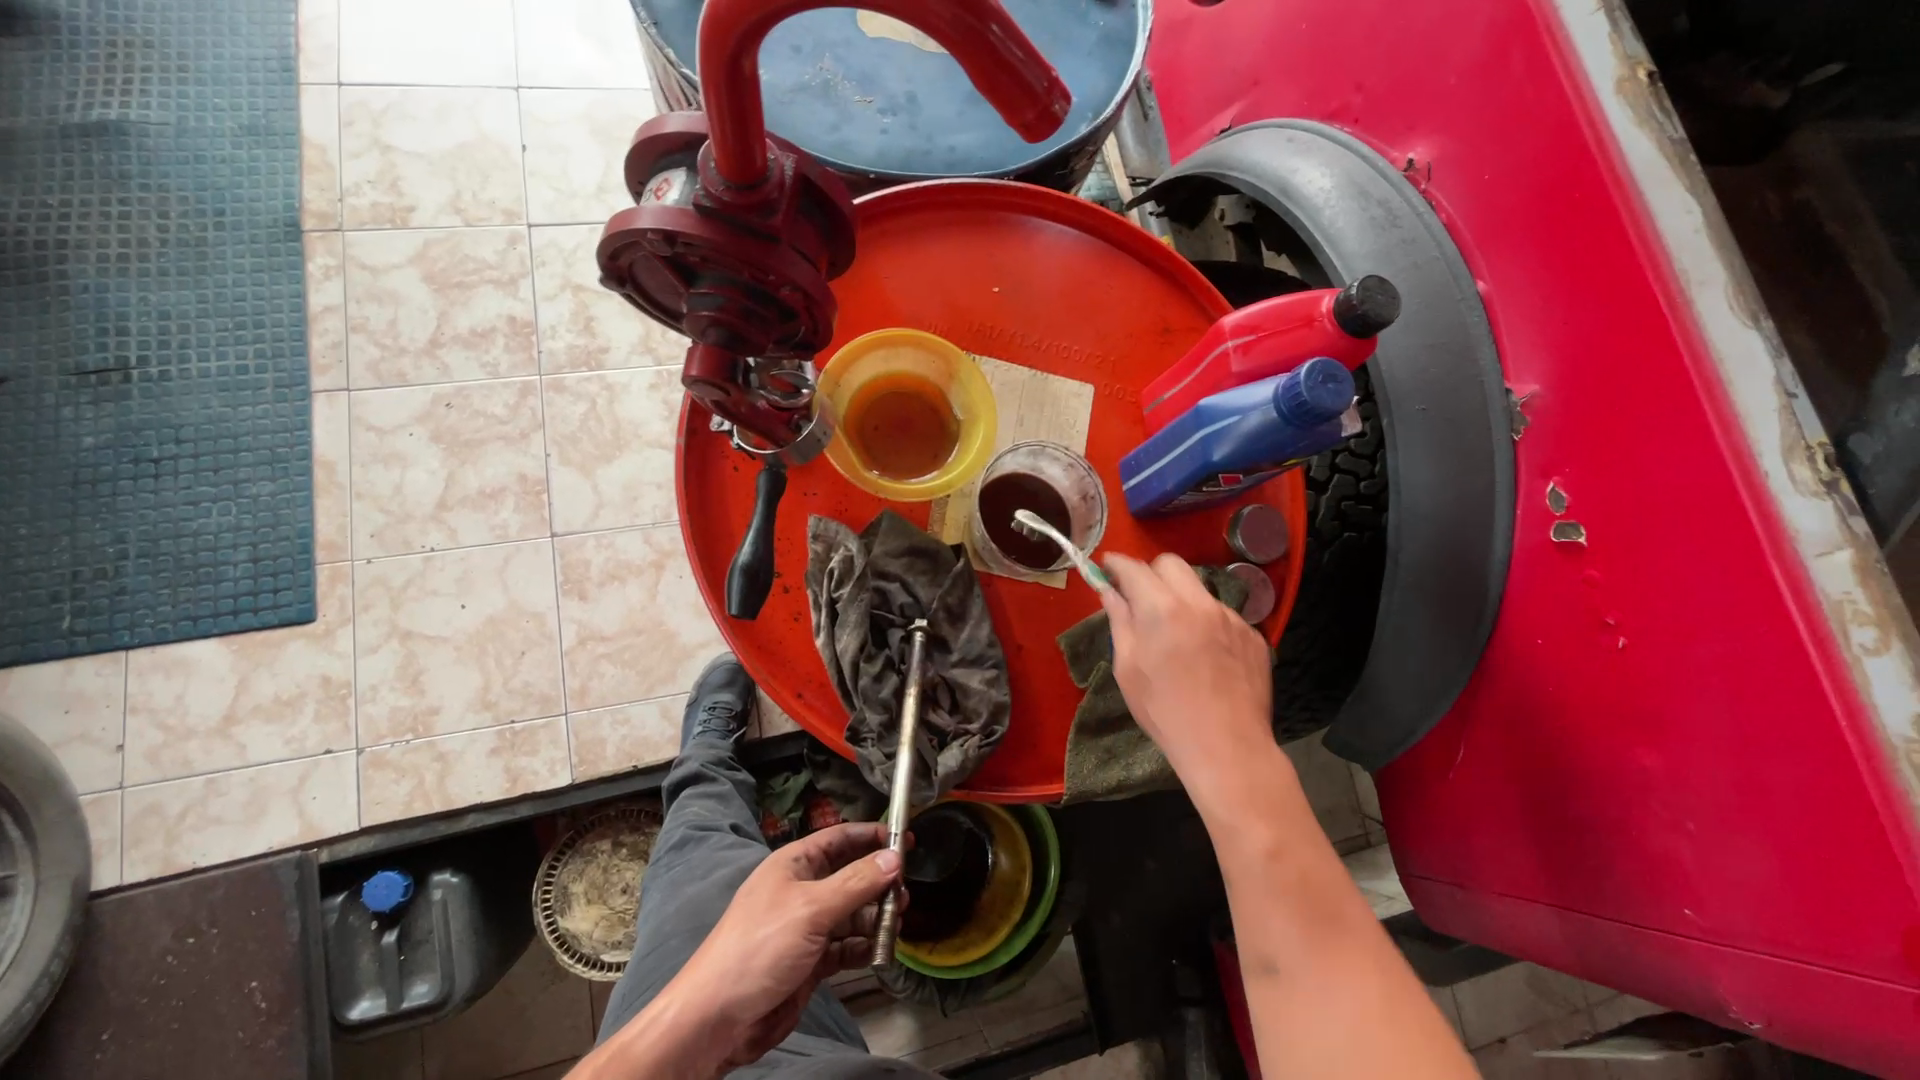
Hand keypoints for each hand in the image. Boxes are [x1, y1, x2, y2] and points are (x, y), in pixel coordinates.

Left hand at [672, 822, 904, 1070]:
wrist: (717, 1018)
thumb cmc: (760, 948)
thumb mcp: (811, 909)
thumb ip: (856, 883)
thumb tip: (895, 857)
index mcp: (793, 865)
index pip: (839, 839)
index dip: (871, 836)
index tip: (905, 840)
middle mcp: (801, 891)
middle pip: (850, 876)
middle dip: (879, 882)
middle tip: (905, 895)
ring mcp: (805, 928)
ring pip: (851, 914)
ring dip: (875, 919)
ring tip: (897, 925)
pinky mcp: (809, 961)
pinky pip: (845, 947)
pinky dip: (862, 948)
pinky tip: (877, 953)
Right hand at [1099, 552, 1274, 782]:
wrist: (1226, 746)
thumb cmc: (1165, 712)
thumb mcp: (1128, 669)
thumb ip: (1120, 622)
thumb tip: (1109, 592)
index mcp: (1162, 610)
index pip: (1134, 569)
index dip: (1116, 564)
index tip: (1106, 568)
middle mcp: (1200, 603)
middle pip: (1172, 564)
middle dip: (1151, 573)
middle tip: (1140, 598)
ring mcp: (1231, 617)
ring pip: (1199, 591)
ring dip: (1181, 601)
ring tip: (1176, 637)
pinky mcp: (1253, 635)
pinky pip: (1223, 617)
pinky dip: (1207, 625)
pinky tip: (1206, 658)